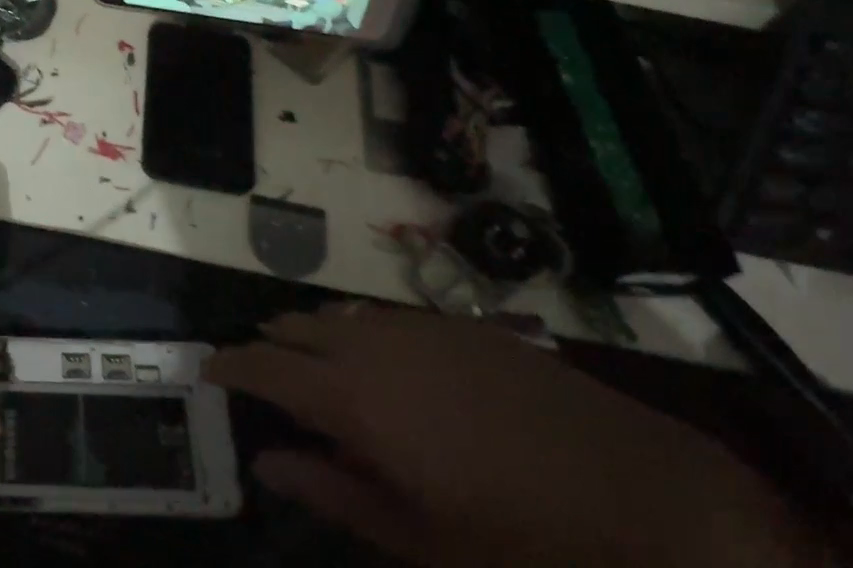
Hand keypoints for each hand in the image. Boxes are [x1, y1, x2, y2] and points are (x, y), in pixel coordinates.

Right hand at [206, 305, 824, 567]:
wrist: (646, 495)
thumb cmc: (521, 537)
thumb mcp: (417, 537)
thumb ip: (331, 492)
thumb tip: (268, 459)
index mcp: (352, 398)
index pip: (264, 365)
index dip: (228, 366)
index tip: (206, 370)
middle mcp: (375, 346)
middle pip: (296, 327)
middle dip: (267, 346)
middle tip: (255, 373)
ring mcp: (421, 329)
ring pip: (340, 316)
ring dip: (312, 335)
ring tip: (308, 363)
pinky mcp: (463, 327)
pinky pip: (385, 317)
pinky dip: (360, 331)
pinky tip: (378, 360)